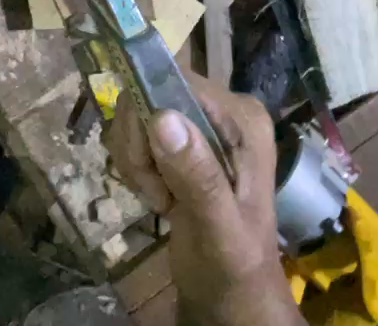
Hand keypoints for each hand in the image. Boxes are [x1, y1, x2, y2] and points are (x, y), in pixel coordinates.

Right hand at [109, 76, 303, 325]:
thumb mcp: (219, 230)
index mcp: (243, 118)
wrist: (231, 297)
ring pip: (136, 110)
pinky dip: (134, 162)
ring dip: (134, 157)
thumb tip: (162, 119)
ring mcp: (202, 120)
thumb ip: (199, 178)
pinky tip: (157, 192)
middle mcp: (223, 108)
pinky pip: (135, 127)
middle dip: (138, 143)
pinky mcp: (183, 135)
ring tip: (160, 197)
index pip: (173, 81)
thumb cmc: (232, 267)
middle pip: (149, 91)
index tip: (150, 168)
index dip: (148, 117)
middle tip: (154, 189)